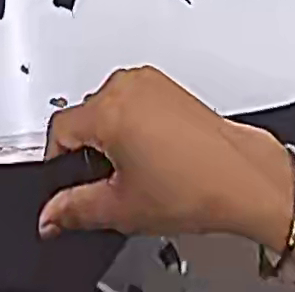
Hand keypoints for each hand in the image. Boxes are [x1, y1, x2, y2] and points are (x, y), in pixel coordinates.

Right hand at [39, 66, 294, 250]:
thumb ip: (76, 209)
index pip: (59, 129)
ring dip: (112, 132)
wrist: (244, 177)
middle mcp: (123, 84)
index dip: (60, 161)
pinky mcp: (162, 81)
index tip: (70, 182)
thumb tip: (50, 214)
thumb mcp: (124, 208)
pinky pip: (130, 96)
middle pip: (84, 115)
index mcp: (108, 109)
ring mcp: (145, 79)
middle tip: (113, 181)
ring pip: (107, 105)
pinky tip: (154, 149)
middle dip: (91, 148)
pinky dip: (133, 119)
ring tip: (140, 167)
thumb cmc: (197, 187)